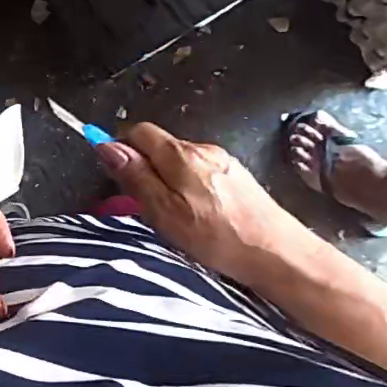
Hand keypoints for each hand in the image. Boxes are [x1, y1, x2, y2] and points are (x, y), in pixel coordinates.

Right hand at [95, 123, 327, 290]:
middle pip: (159, 145)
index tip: (120, 178)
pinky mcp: (237, 176)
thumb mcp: (162, 211)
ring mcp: (223, 161)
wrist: (279, 254)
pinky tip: (197, 213)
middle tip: (147, 204)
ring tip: (174, 213)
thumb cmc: (217, 238)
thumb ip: (135, 176)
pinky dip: (188, 187)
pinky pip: (198, 172)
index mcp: (181, 155)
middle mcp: (203, 149)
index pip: (138, 131)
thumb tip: (107, 146)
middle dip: (145, 168)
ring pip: (178, 160)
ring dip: (166, 179)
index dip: (123, 150)